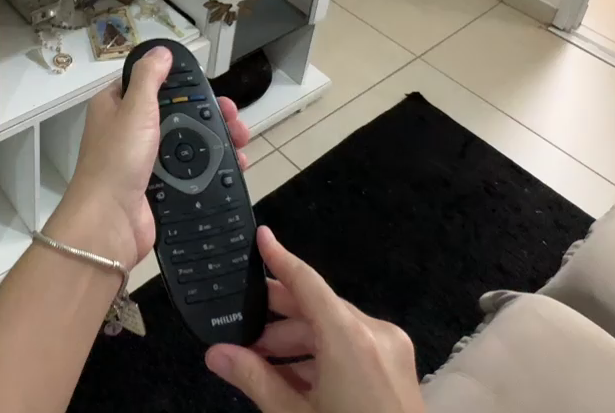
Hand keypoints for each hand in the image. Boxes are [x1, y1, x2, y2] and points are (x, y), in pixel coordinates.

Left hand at [45, 46, 252, 268]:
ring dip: (215, 141)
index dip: (181, 83)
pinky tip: (233, 166)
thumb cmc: (118, 158)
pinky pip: (189, 171)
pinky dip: (210, 168)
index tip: (209, 88)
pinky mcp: (158, 187)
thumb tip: (162, 51)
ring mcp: (144, 161)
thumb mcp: (134, 107)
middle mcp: (128, 131)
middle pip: (176, 114)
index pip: (150, 84)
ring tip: (242, 142)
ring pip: (186, 143)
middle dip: (207, 114)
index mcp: (115, 106)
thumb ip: (149, 77)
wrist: (109, 223)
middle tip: (236, 118)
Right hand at [205, 227, 425, 412]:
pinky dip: (322, 356)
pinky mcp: (398, 370)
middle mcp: (375, 333)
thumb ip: (254, 379)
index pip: (306, 281)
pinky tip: (294, 379)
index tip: (260, 235)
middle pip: (317, 306)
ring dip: (297, 341)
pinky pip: (352, 347)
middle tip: (243, 328)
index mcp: (350, 336)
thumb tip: (215, 354)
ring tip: (263, 364)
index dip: (279, 257)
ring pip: (334, 329)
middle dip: (278, 317)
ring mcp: (391, 351)